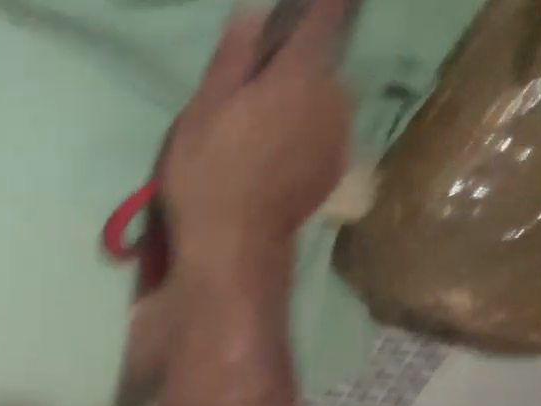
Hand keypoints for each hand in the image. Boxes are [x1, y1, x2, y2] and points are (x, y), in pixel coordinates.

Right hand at [161, 0, 350, 274]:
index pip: (324, 16)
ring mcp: (339, 133)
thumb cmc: (207, 175)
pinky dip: (300, 144)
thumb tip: (251, 12)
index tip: (303, 6)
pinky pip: (319, 141)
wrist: (231, 246)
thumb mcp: (200, 114)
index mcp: (300, 71)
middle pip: (318, 67)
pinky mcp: (334, 169)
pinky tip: (269, 168)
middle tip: (250, 100)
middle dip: (292, 74)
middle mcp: (334, 92)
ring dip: (297, 111)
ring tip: (257, 141)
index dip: (317, 6)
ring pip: (321, 105)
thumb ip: (230, 60)